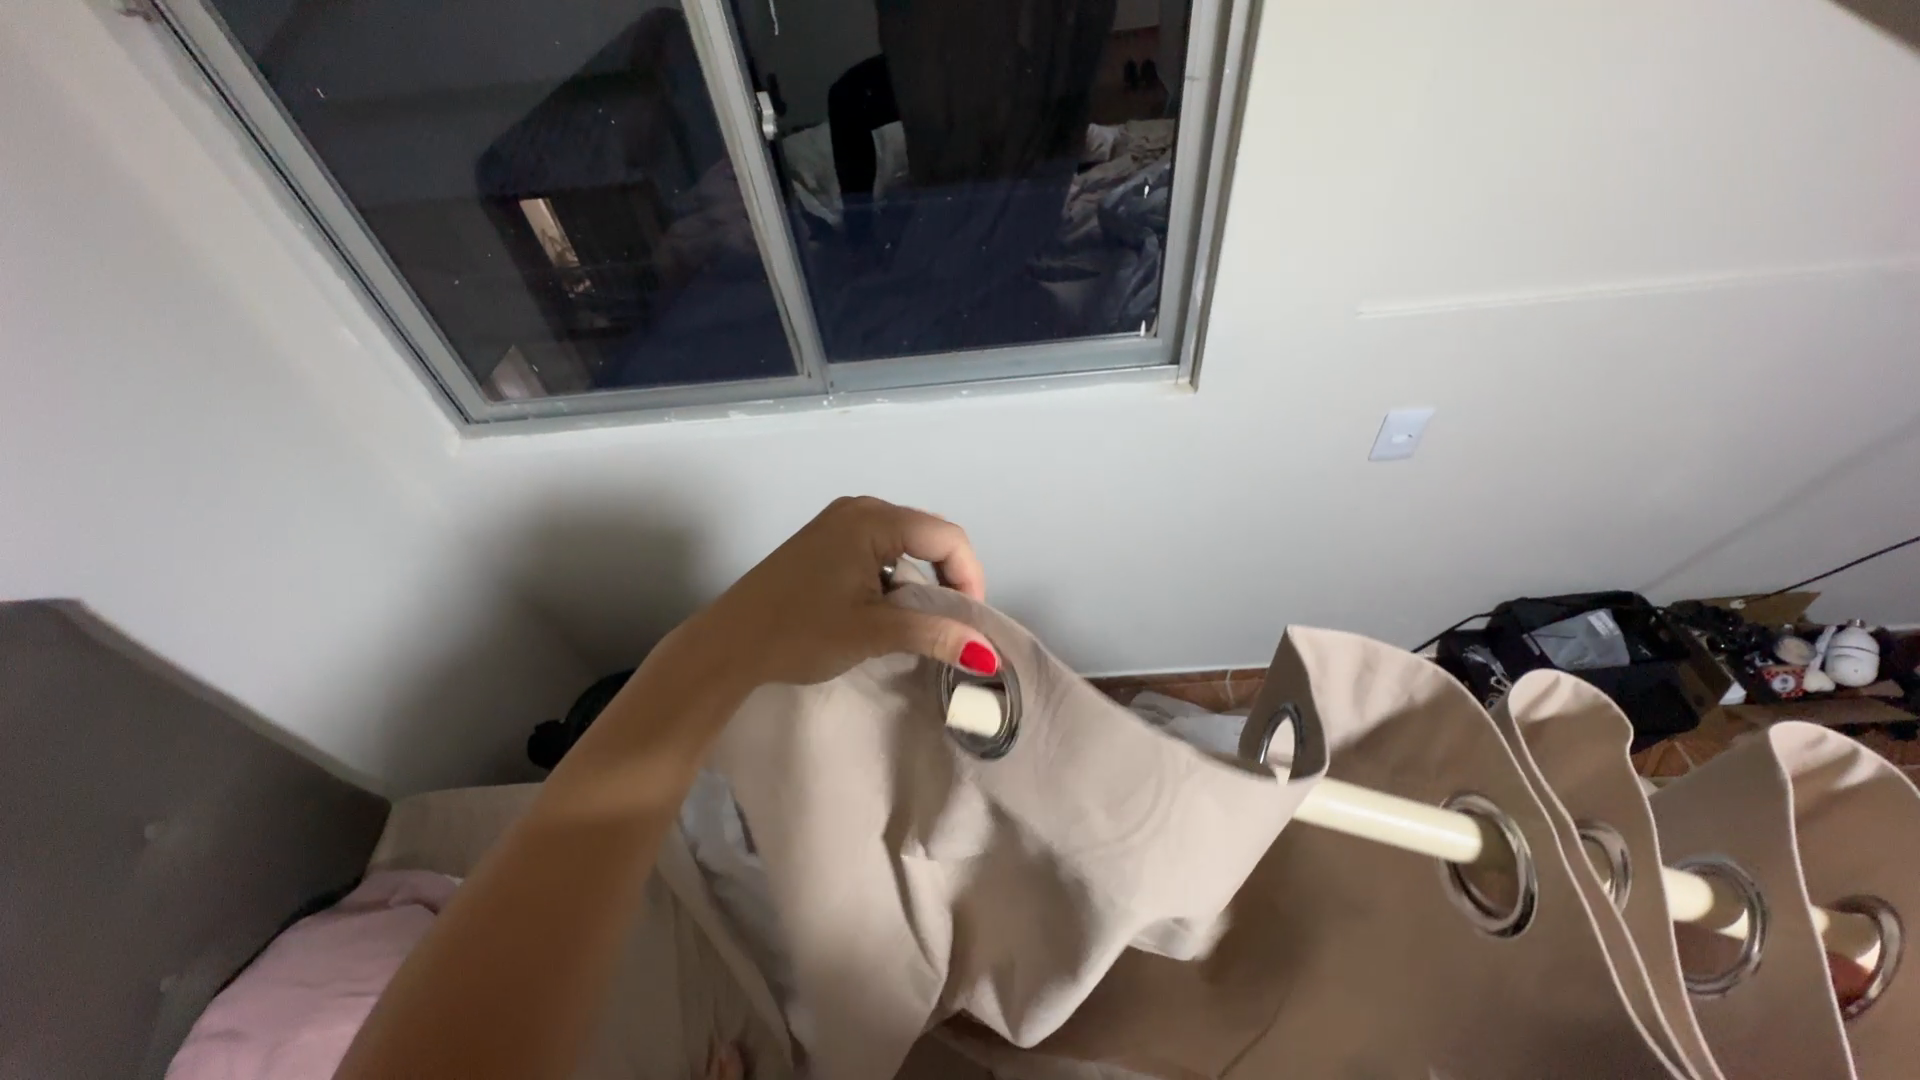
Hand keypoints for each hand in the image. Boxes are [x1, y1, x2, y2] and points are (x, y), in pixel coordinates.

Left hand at [682, 496, 999, 688]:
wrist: (728, 645)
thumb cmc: (800, 633)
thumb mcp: (874, 632)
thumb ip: (935, 634)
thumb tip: (988, 655)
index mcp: (872, 519)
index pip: (948, 538)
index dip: (969, 578)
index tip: (968, 624)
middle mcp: (859, 509)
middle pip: (929, 535)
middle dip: (948, 579)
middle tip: (950, 624)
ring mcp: (839, 523)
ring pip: (905, 544)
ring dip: (921, 580)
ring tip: (919, 621)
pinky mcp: (826, 541)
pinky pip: (880, 550)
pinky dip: (895, 578)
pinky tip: (885, 609)